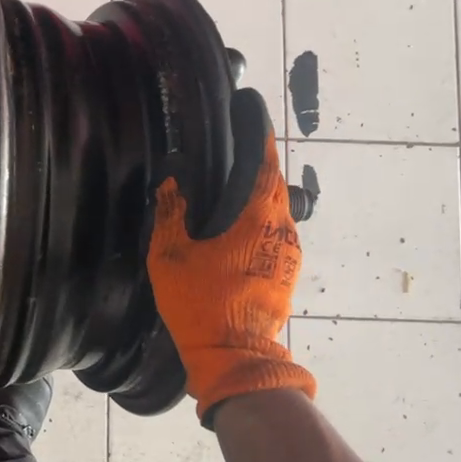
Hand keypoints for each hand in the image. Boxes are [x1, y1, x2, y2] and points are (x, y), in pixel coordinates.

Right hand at [147, 92, 313, 423]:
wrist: (235, 358)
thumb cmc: (201, 304)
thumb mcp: (171, 256)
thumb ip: (171, 214)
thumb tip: (172, 180)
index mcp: (256, 218)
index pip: (261, 160)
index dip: (254, 129)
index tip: (247, 103)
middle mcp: (282, 228)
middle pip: (273, 181)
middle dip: (256, 157)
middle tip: (233, 140)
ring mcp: (289, 252)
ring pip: (276, 207)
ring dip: (257, 189)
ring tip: (232, 179)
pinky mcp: (286, 271)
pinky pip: (274, 229)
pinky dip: (257, 214)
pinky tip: (236, 221)